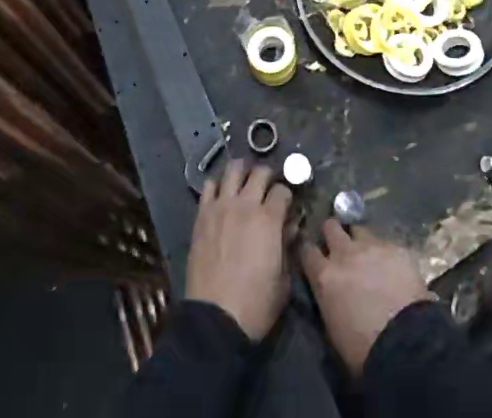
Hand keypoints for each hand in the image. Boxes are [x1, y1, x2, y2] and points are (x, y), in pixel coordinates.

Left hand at [186, 157, 292, 341]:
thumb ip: (288, 245)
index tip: (288, 205)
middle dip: (268, 176)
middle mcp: (245, 205)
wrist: (215, 320)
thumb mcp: (284, 278)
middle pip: (260, 172)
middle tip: (268, 188)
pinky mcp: (202, 217)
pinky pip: (209, 188)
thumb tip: (290, 226)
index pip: (283, 190)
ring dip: (242, 171)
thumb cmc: (256, 303)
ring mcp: (220, 208)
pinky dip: (217, 184)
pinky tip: (222, 192)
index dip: (288, 196)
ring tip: (245, 181)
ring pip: (233, 170)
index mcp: (269, 218)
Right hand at [301, 220, 434, 374]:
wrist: (405, 341)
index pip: (306, 250)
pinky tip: (393, 266)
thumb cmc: (362, 348)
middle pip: (331, 227)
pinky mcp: (397, 248)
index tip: (312, 255)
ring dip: (360, 241)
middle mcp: (345, 254)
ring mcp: (373, 246)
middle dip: (332, 233)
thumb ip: (327, 299)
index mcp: (325, 276)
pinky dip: (385, 253)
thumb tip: (330, 292)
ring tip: (368, 255)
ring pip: (360, 230)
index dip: (308, 251)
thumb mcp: (331, 327)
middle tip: (339, 246)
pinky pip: (386, 243)